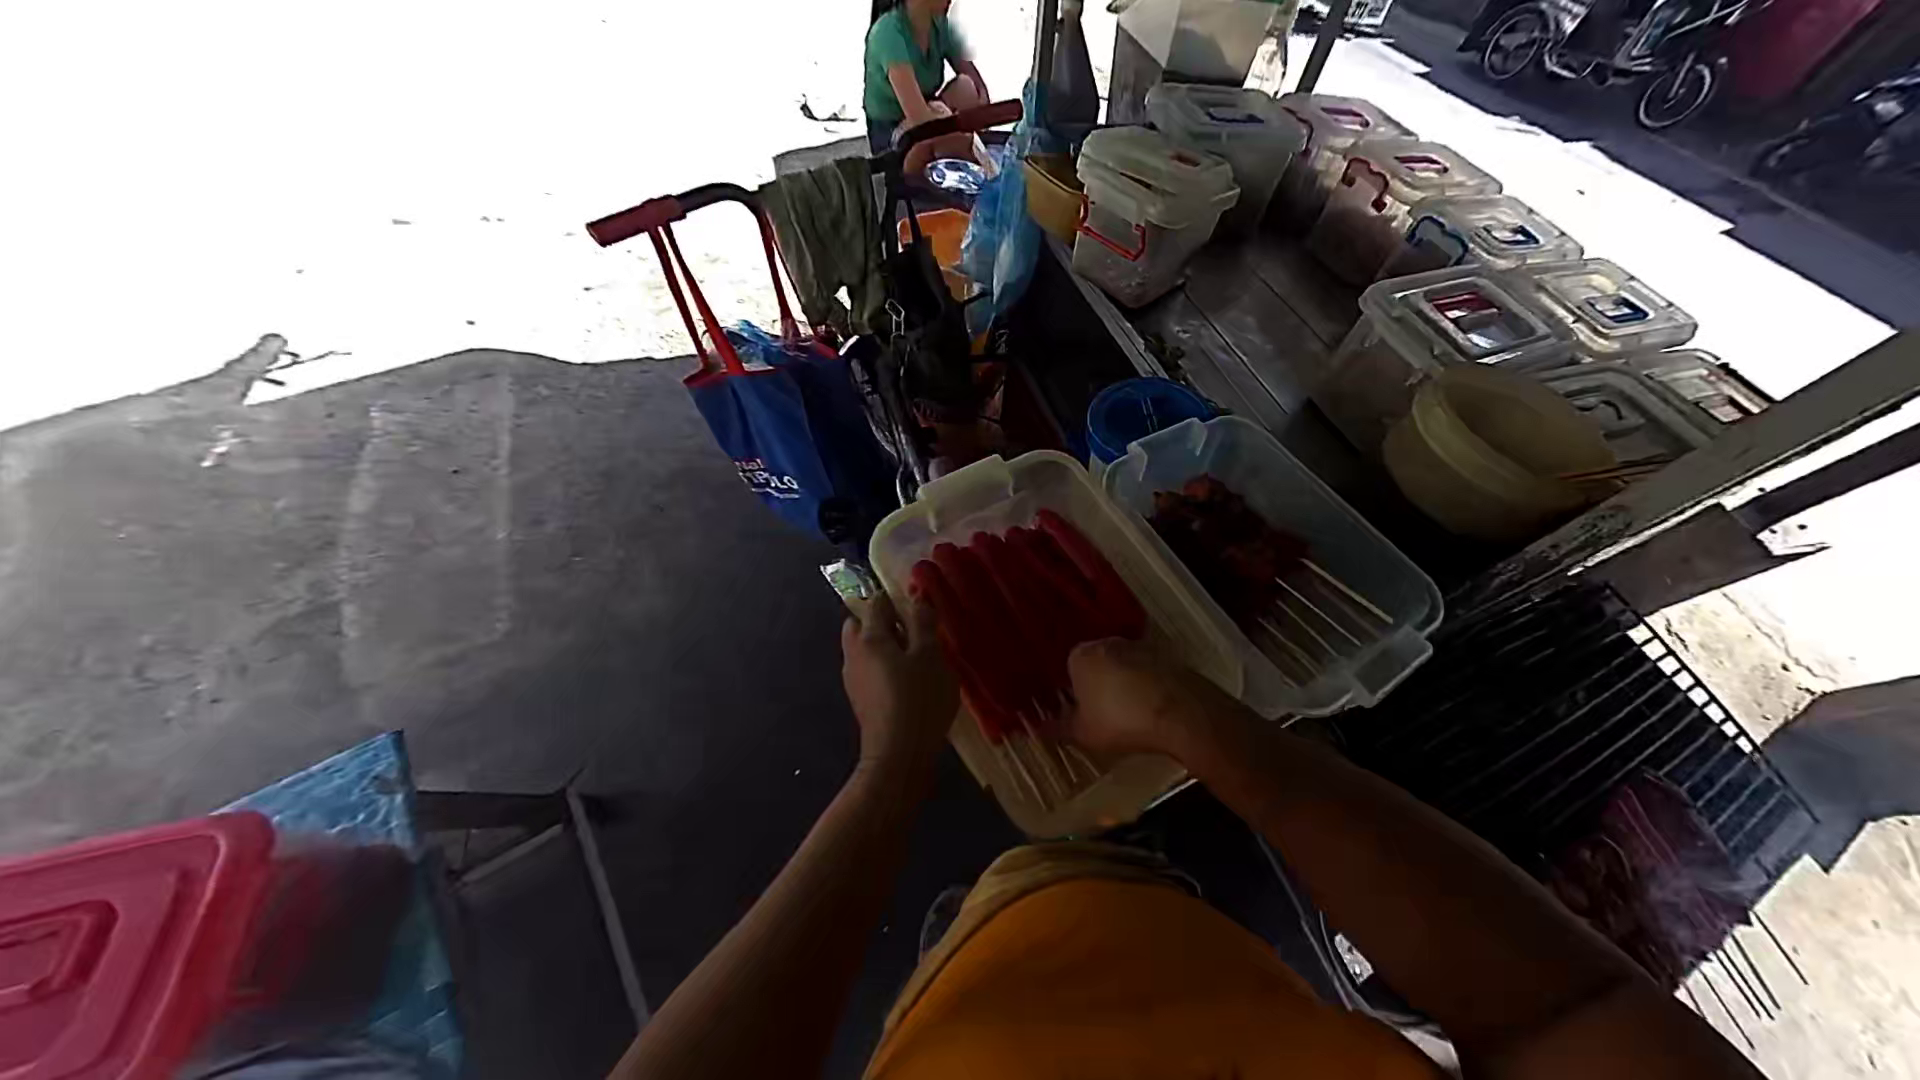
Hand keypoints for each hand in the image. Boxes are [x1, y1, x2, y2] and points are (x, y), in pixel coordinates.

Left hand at [841, 592, 958, 770]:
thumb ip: (923, 623)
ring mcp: (853, 679)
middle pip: (862, 625)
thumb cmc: (918, 699)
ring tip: (917, 660)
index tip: (919, 608)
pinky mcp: (860, 701)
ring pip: (865, 650)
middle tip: (914, 633)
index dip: (896, 599)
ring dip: (885, 647)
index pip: (875, 602)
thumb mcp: (930, 656)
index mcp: (868, 637)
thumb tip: (917, 596)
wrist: (899, 756)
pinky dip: (885, 668)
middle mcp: (853, 654)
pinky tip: (909, 684)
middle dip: (883, 623)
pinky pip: (870, 671)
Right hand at [1064, 638, 1248, 761]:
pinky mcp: (1168, 657)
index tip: (1078, 713)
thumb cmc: (1120, 720)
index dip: (1072, 693)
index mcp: (1080, 656)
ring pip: (1123, 667)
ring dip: (1124, 686)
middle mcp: (1108, 643)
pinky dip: (1147, 688)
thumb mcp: (1082, 733)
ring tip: (1129, 717)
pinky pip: (1148, 673)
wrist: (1180, 713)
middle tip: (1101, 716)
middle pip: (1096, 664)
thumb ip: (1057, 727)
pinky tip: (1151, 712)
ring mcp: (1140, 647)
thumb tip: (1039, 727)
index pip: (1068, 670)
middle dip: (1097, 687)